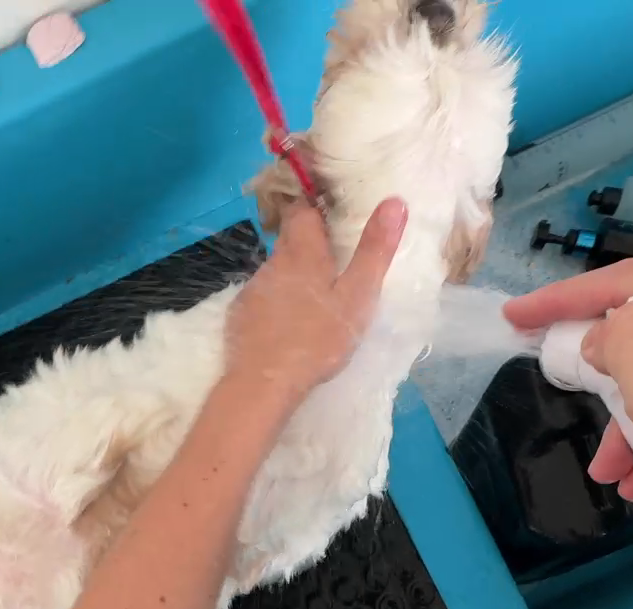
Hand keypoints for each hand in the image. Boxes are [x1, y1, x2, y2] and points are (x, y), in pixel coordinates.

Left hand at [222, 199, 406, 404]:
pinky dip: (272, 307)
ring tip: (309, 303)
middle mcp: (272, 263)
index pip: (302, 210)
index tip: (329, 214)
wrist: (264, 382)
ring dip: (290, 280)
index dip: (314, 207)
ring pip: (274, 274)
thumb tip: (394, 201)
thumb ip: (374, 251)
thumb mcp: (357, 297)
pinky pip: (260, 301)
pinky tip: (283, 327)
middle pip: (288, 243)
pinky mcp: (238, 317)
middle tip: (330, 264)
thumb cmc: (318, 340)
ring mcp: (252, 290)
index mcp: (303, 253)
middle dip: (306, 247)